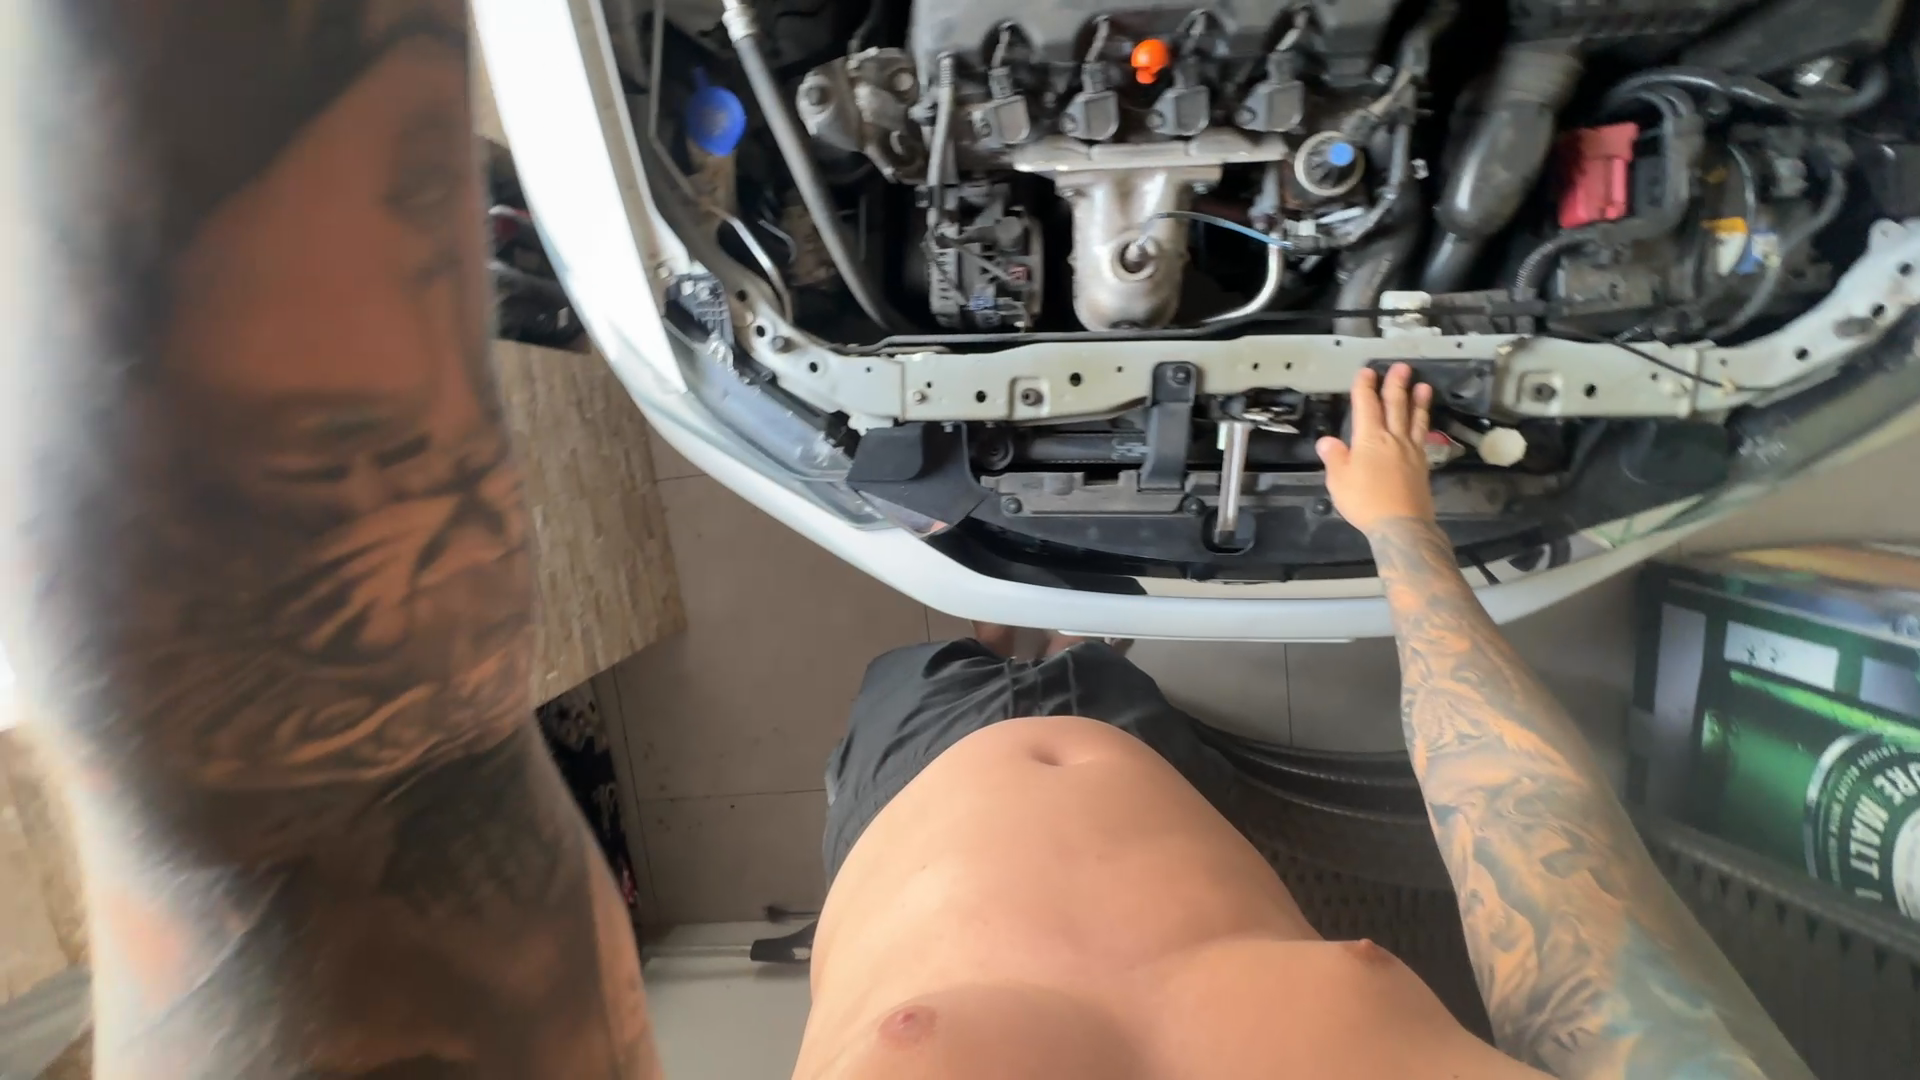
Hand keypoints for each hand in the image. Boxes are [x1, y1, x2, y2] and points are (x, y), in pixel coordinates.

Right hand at [1315, 363, 1436, 535]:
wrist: (1400, 524)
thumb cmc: (1364, 500)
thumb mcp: (1339, 480)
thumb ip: (1334, 457)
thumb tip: (1328, 440)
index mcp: (1369, 439)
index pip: (1366, 407)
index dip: (1365, 388)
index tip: (1366, 372)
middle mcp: (1393, 439)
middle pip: (1395, 407)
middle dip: (1396, 385)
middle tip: (1401, 367)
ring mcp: (1411, 450)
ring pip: (1414, 419)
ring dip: (1417, 401)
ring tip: (1422, 385)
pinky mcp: (1422, 463)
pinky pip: (1422, 435)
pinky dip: (1423, 423)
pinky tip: (1424, 420)